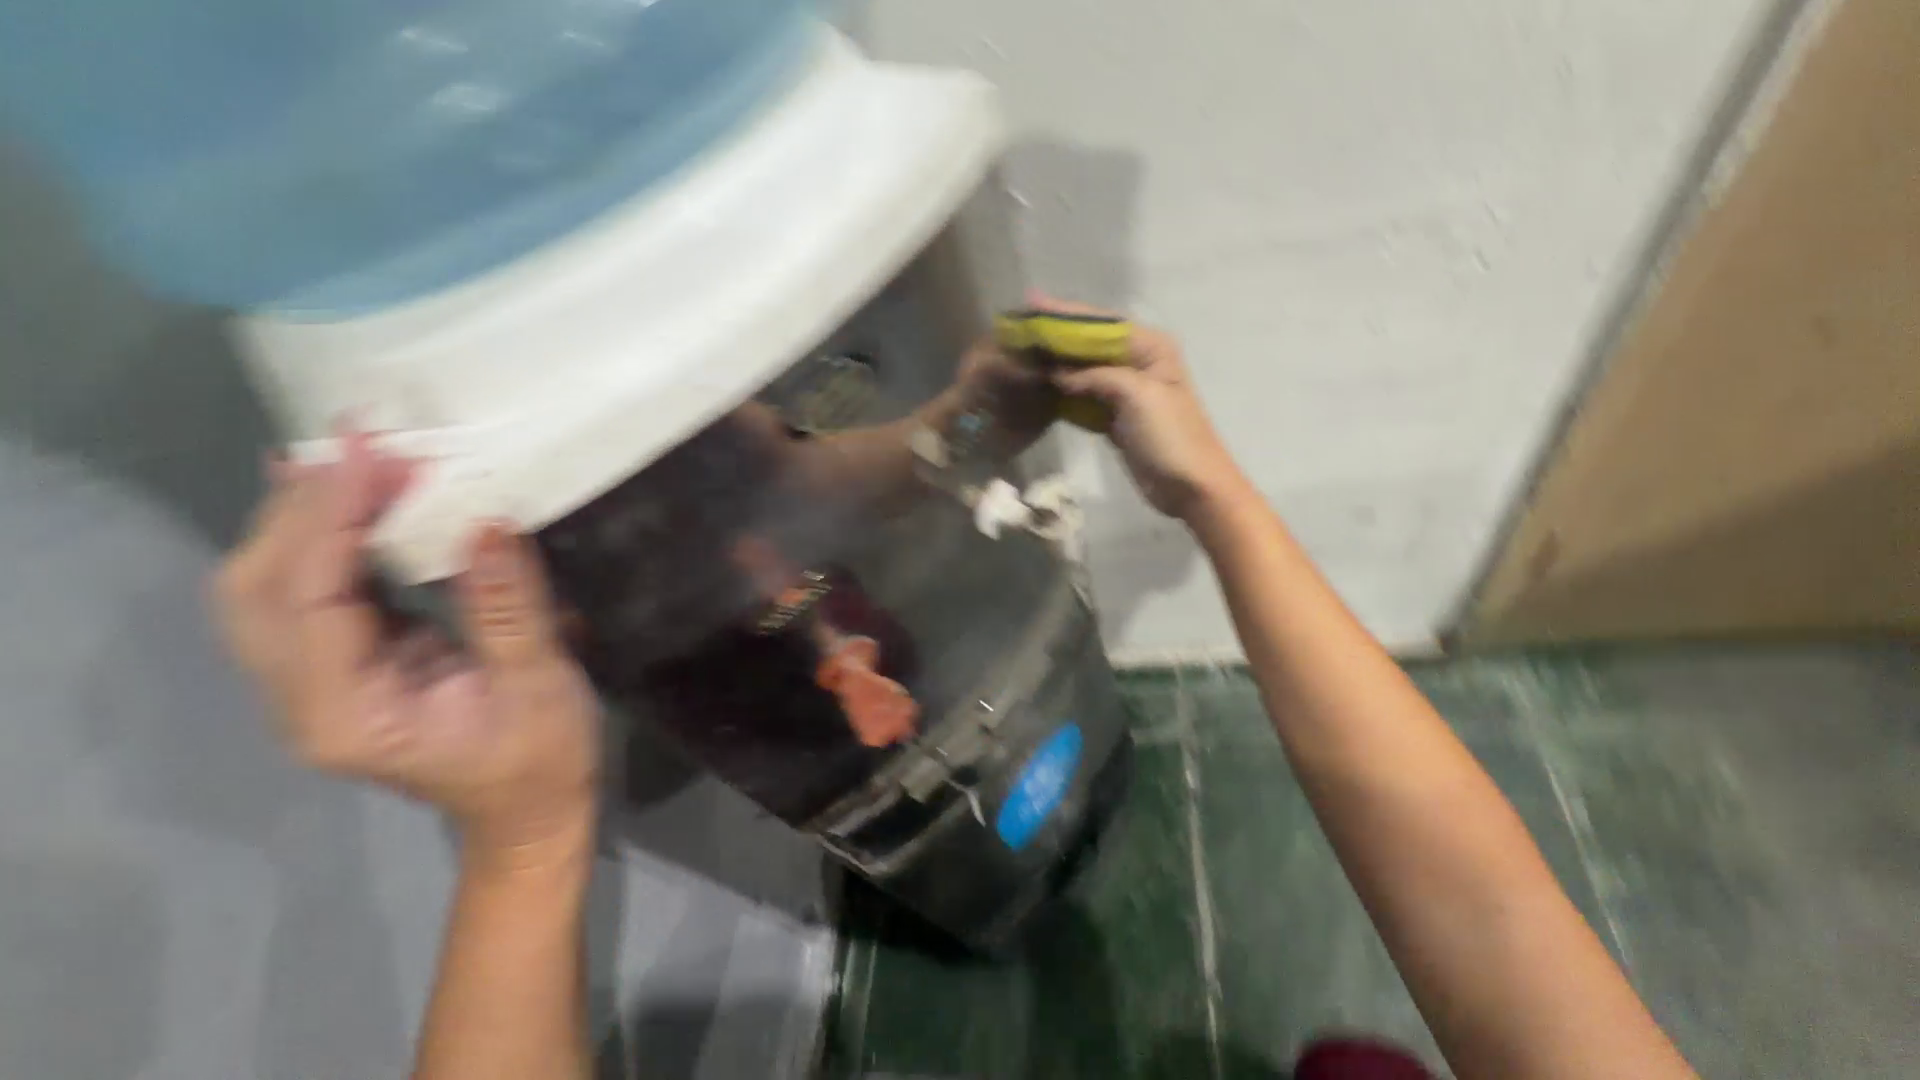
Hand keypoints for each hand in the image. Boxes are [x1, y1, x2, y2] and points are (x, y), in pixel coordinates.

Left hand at [212, 433, 600, 867]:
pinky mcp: (339, 666)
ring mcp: (313, 684)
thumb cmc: (540, 762)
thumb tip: (488, 520)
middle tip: (368, 443)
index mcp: (347, 712)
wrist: (527, 817)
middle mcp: (304, 699)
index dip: (332, 517)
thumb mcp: (540, 687)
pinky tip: (345, 494)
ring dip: (303, 515)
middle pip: (256, 588)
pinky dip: (318, 537)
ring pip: (264, 586)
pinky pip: (301, 592)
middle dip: (303, 506)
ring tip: (354, 455)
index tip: (374, 450)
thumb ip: (509, 608)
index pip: (308, 598)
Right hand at [1035, 294, 1245, 520]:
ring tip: (1020, 354)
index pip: (1102, 323)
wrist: (1190, 488)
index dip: (1066, 314)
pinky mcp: (1114, 418)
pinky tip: (1036, 388)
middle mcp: (1137, 363)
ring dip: (1054, 365)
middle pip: (1089, 344)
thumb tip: (1056, 373)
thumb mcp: (1137, 395)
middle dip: (1056, 337)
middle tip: (1019, 329)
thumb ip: (1097, 376)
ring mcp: (1124, 392)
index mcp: (1150, 348)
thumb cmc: (1171, 436)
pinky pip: (1082, 398)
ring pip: (1083, 371)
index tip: (1031, 303)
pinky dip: (1061, 394)